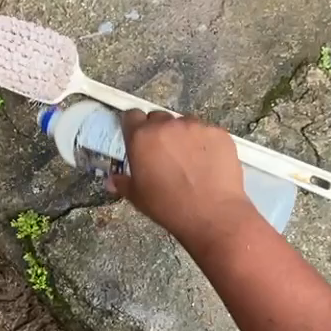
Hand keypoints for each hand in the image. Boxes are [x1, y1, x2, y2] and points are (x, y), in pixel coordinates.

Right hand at [110, 110, 260, 250]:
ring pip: (184, 123)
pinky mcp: (218, 133)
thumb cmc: (168, 206)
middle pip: (158, 117)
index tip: (138, 139)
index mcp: (141, 137)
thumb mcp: (137, 197)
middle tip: (163, 153)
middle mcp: (167, 125)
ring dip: (182, 135)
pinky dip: (205, 143)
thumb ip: (123, 182)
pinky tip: (207, 163)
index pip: (132, 116)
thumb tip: (112, 180)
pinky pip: (207, 132)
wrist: (211, 214)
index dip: (134, 126)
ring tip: (188, 159)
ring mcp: (195, 126)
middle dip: (158, 131)